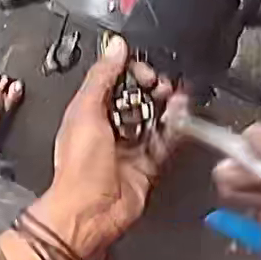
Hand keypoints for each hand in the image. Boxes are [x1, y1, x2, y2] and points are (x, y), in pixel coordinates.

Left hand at [30, 35, 187, 258]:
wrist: (90, 212)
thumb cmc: (79, 168)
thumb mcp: (85, 111)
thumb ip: (101, 78)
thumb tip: (114, 47)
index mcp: (88, 113)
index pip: (114, 82)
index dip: (130, 73)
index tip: (142, 70)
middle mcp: (109, 129)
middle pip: (137, 99)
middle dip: (152, 88)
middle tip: (161, 84)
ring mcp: (129, 148)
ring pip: (154, 119)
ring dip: (167, 106)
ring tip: (176, 97)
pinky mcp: (146, 166)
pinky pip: (165, 143)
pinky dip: (175, 129)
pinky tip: (181, 116)